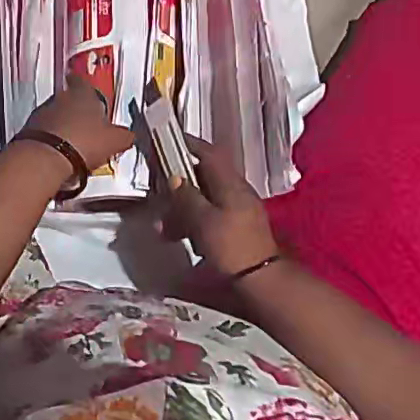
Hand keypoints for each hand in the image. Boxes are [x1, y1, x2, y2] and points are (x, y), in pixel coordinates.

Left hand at [20, 82, 133, 172]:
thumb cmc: (82, 142)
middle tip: (89, 126)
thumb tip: (129, 136)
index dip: (87, 87)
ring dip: (63, 126)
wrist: (46, 159)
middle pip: (69, 100)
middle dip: (78, 111)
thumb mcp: (115, 140)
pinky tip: (61, 155)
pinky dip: (51, 141)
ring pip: (55, 116)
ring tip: (76, 145)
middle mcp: (59, 99)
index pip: (84, 82)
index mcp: (83, 94)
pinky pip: (43, 133)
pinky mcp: (29, 132)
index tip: (89, 89)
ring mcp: (41, 115)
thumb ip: (124, 135)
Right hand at [160, 138, 278, 275]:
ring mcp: (237, 208)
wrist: (260, 278)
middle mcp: (236, 190)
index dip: (188, 144)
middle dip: (179, 183)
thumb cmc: (231, 246)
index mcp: (230, 184)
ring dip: (182, 208)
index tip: (167, 141)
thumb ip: (187, 197)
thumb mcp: (203, 221)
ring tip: (164, 227)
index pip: (208, 153)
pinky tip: (178, 236)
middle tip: (158, 190)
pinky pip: (209, 214)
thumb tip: (174, 177)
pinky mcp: (235, 225)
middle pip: (203, 175)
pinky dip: (192, 221)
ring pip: (204, 197)